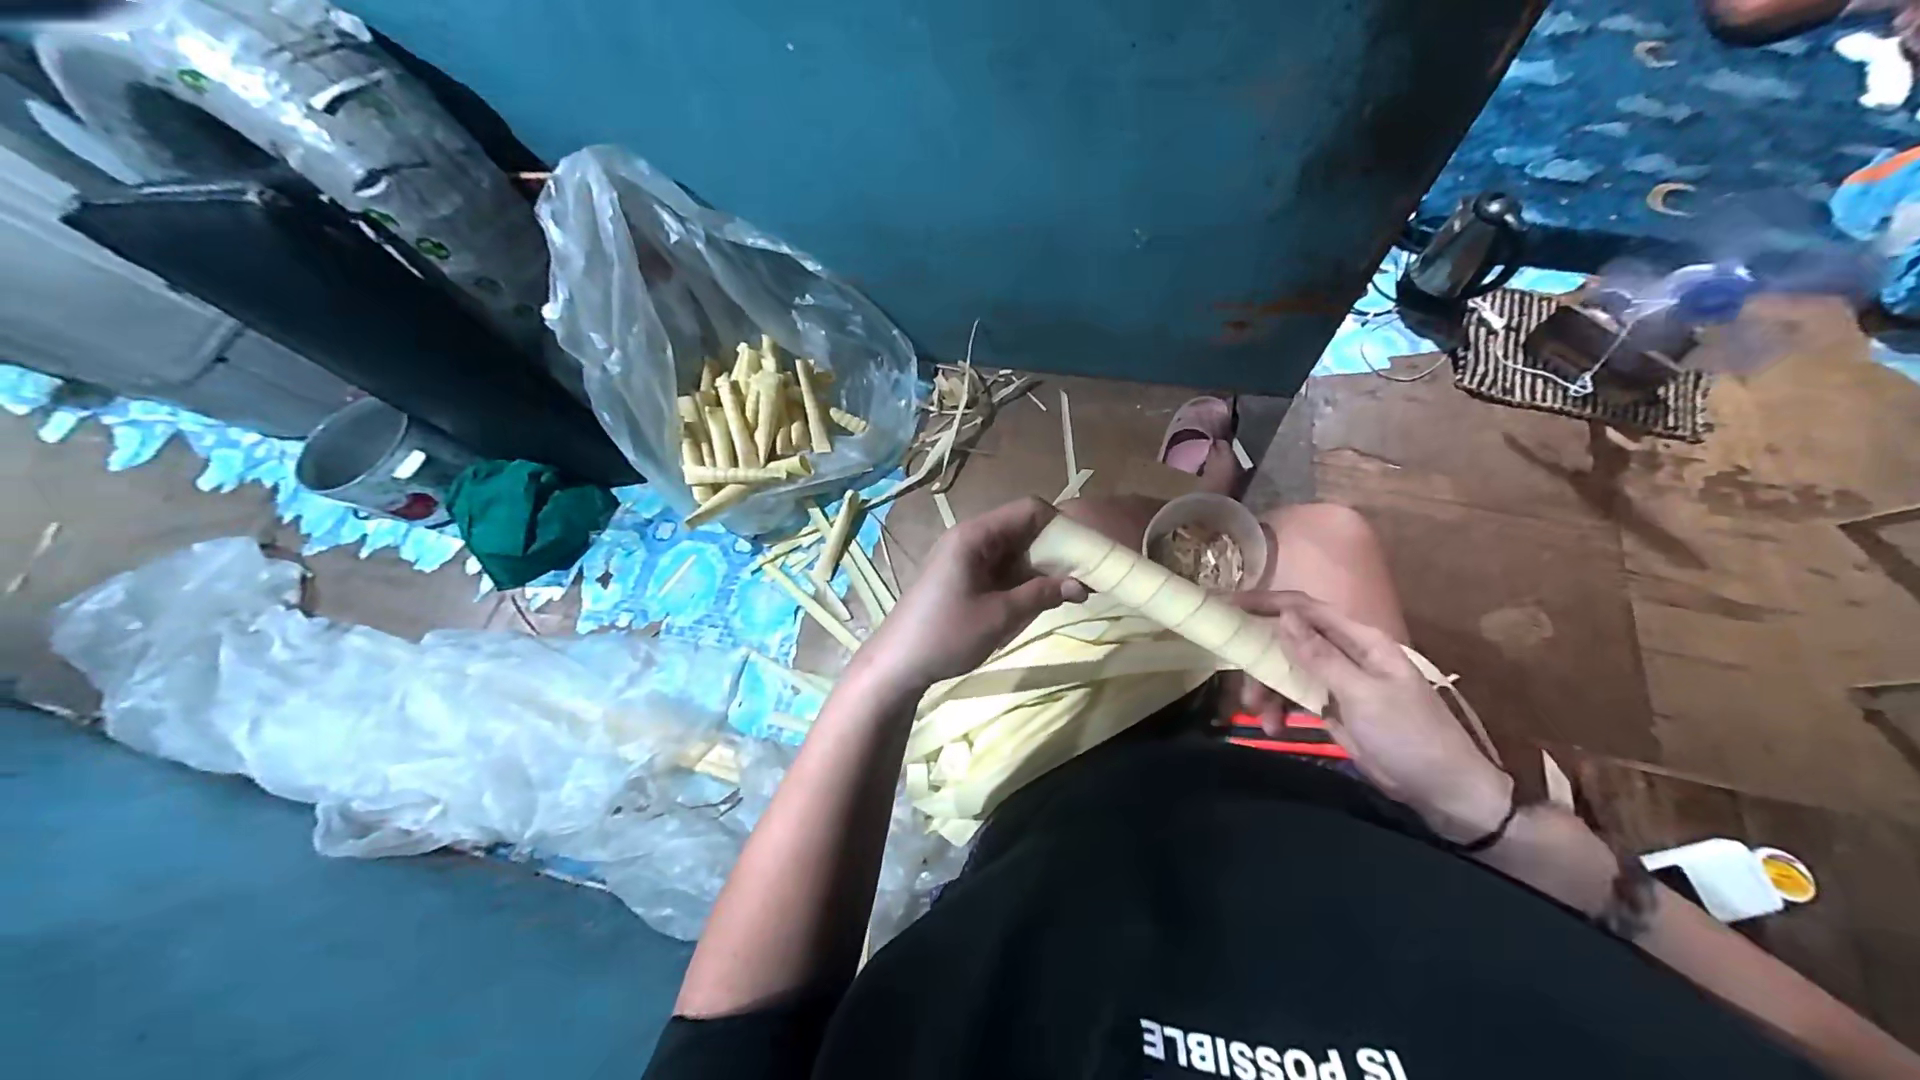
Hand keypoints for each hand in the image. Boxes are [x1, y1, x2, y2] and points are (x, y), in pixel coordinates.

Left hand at [853, 497, 1088, 691]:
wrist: (897, 663)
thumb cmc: (947, 634)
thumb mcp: (1001, 616)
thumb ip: (1042, 594)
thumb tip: (1082, 584)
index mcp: (975, 536)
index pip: (1029, 510)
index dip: (1061, 526)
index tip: (1085, 553)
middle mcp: (970, 538)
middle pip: (1023, 529)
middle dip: (1055, 550)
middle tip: (1084, 578)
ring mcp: (965, 558)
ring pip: (1014, 551)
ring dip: (1041, 568)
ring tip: (1069, 593)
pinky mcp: (963, 577)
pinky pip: (1001, 568)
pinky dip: (1023, 580)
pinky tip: (1040, 600)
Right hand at [1232, 591, 1512, 843]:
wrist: (1443, 792)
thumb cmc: (1410, 736)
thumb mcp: (1362, 694)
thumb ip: (1320, 656)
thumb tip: (1283, 616)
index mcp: (1360, 640)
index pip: (1304, 609)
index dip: (1264, 603)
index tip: (1225, 606)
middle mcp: (1345, 653)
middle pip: (1287, 641)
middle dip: (1259, 660)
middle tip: (1240, 684)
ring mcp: (1336, 680)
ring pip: (1284, 671)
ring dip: (1266, 691)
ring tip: (1262, 719)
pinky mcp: (1330, 707)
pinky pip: (1291, 697)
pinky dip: (1278, 710)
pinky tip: (1275, 728)